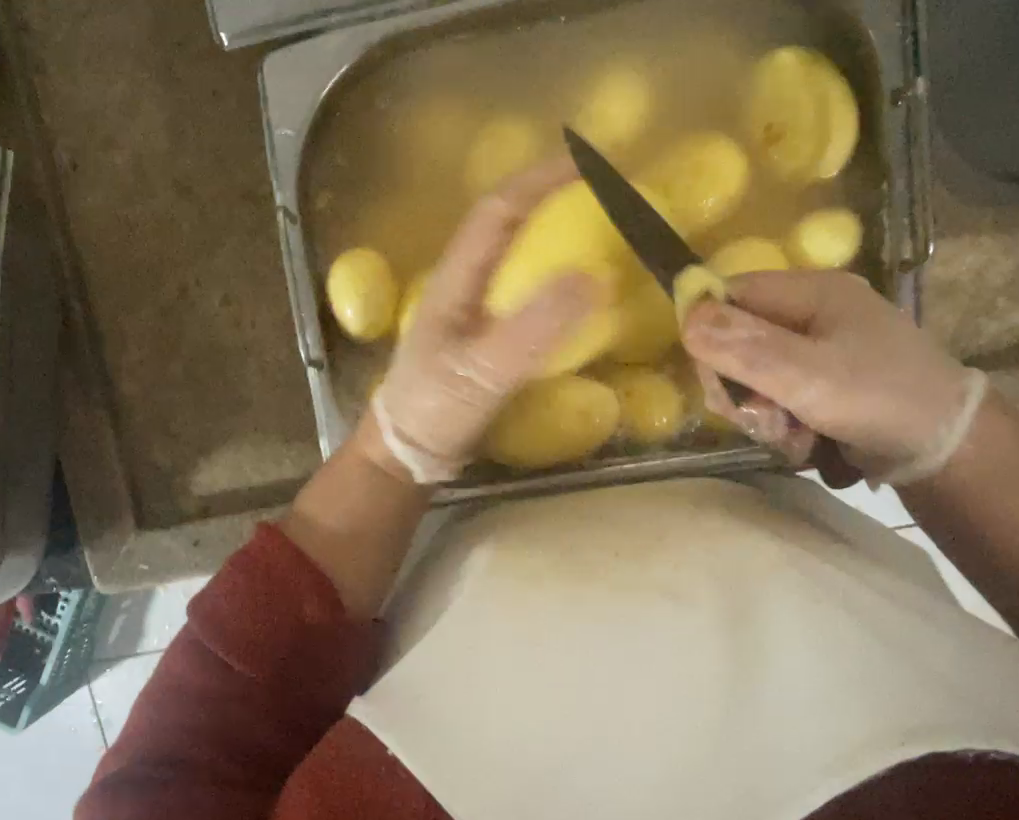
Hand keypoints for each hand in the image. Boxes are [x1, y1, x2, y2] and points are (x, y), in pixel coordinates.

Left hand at [368, 159, 605, 484]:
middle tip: (612, 198)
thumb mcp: (480, 372)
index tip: (594, 162)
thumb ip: (530, 330)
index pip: (499, 211)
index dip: (543, 179)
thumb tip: (593, 279)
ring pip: (521, 265)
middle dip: (558, 204)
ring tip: (608, 238)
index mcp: (456, 281)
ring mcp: (475, 318)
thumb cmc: (432, 411)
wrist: (406, 458)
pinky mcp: (486, 346)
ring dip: (561, 244)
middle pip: (512, 229)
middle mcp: (465, 289)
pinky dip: (559, 289)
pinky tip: (585, 300)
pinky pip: (528, 302)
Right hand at [679, 270, 987, 485]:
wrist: (949, 450)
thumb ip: (745, 348)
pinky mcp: (826, 386)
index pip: (731, 296)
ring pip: (754, 380)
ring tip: (792, 436)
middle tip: (761, 417)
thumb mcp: (807, 375)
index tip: (715, 379)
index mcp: (814, 292)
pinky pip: (778, 401)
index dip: (709, 334)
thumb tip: (686, 318)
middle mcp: (815, 315)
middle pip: (737, 343)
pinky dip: (782, 427)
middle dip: (740, 389)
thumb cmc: (880, 399)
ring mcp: (821, 352)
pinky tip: (805, 443)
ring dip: (761, 416)